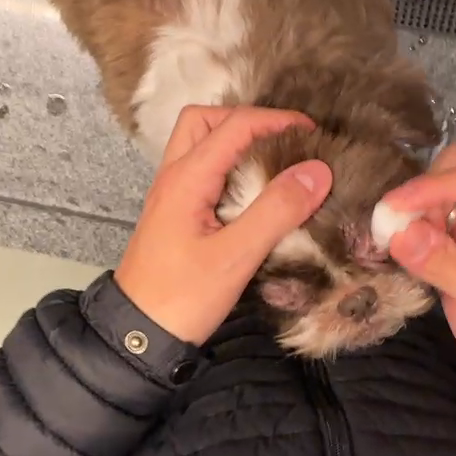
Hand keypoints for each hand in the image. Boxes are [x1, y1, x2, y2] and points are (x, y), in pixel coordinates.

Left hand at [114, 106, 331, 343]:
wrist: (138, 335)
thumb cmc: (183, 297)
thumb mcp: (236, 256)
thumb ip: (276, 210)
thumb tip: (317, 170)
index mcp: (187, 178)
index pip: (235, 125)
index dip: (277, 121)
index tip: (315, 135)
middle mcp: (173, 177)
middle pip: (204, 122)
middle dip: (246, 120)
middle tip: (284, 141)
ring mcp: (169, 197)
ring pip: (198, 147)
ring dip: (233, 143)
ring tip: (271, 163)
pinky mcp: (173, 217)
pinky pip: (199, 174)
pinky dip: (226, 168)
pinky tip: (252, 194)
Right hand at [382, 146, 455, 384]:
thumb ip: (446, 265)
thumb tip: (399, 233)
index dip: (436, 186)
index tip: (393, 206)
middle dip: (425, 195)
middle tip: (395, 228)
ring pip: (442, 194)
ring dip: (415, 213)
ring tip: (397, 244)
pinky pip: (435, 220)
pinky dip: (414, 229)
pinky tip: (403, 250)